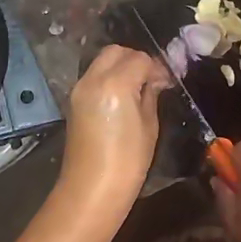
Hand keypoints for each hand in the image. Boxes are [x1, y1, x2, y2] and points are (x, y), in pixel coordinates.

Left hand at [61, 44, 169, 199]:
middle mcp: (92, 79)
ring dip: (121, 67)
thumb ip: (150, 95)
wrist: (91, 189)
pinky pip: (94, 77)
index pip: (139, 58)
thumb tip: (155, 81)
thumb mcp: (149, 126)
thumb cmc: (127, 162)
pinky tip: (122, 98)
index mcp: (115, 84)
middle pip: (116, 52)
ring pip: (102, 61)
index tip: (167, 82)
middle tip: (151, 80)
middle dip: (135, 59)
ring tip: (138, 90)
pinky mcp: (73, 101)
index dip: (156, 67)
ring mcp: (79, 89)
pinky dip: (109, 78)